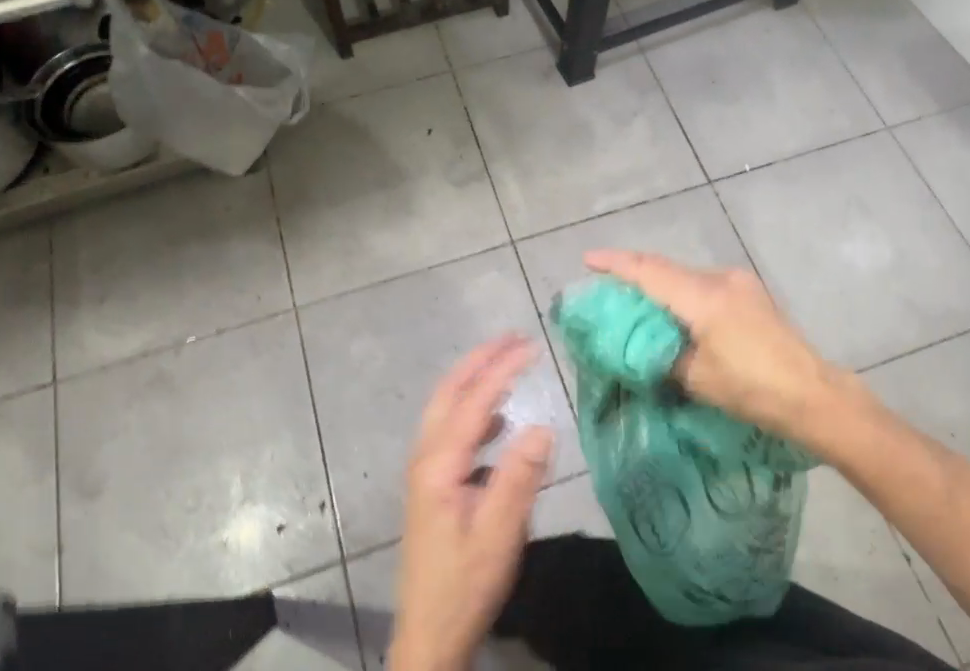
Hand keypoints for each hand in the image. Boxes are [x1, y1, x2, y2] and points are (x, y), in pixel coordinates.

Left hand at [391, 335, 554, 670]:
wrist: (430, 631)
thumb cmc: (466, 583)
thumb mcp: (499, 534)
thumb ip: (519, 478)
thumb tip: (543, 424)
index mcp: (439, 464)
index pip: (474, 402)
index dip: (502, 369)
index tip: (532, 344)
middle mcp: (426, 458)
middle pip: (449, 394)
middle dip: (480, 361)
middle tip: (513, 338)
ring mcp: (425, 472)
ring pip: (447, 411)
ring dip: (475, 382)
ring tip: (508, 365)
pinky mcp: (433, 487)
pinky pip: (451, 433)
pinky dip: (474, 413)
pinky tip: (497, 423)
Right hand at [583, 249, 881, 451]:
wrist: (814, 396)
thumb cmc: (751, 389)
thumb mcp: (695, 378)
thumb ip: (661, 354)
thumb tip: (638, 346)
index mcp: (703, 297)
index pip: (649, 271)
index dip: (616, 263)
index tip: (587, 259)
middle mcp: (720, 279)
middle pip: (666, 269)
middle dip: (634, 273)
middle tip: (606, 286)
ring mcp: (740, 284)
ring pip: (686, 277)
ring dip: (660, 284)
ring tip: (636, 301)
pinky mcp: (752, 296)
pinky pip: (704, 286)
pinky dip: (681, 293)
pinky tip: (673, 312)